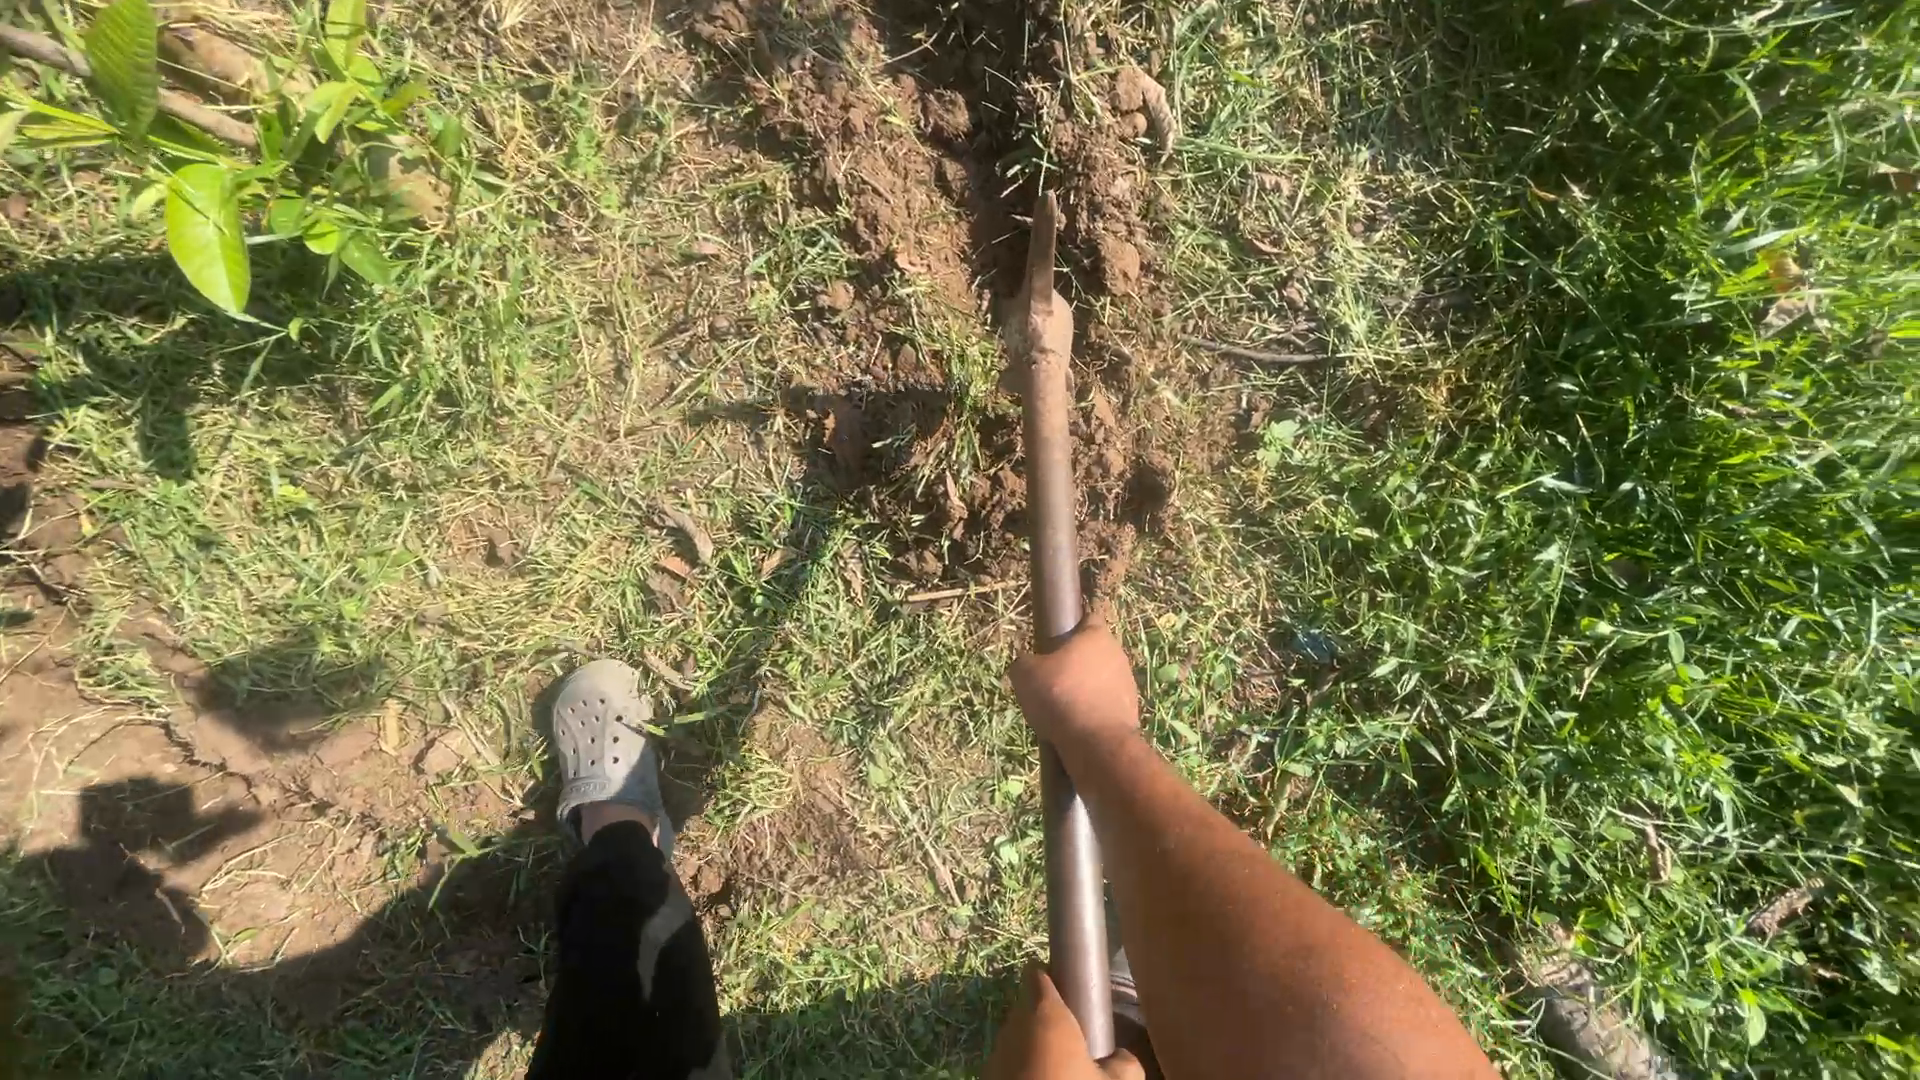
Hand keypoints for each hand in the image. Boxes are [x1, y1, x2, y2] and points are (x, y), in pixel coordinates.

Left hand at [986, 967, 1142, 1079]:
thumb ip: (1124, 1064)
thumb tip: (1124, 1058)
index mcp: (1045, 1012)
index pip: (1036, 972)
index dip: (1051, 977)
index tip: (1069, 993)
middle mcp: (1015, 1023)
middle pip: (1028, 1006)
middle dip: (1046, 1019)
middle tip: (1072, 1043)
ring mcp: (996, 1051)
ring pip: (1017, 1036)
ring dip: (1033, 1047)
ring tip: (1058, 1070)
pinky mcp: (987, 1075)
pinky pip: (1008, 1063)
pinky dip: (1021, 1070)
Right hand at [1009, 619, 1139, 751]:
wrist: (1095, 744)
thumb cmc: (1060, 696)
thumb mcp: (1025, 674)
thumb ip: (1024, 662)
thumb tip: (1026, 664)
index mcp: (1096, 635)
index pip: (1087, 618)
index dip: (1070, 626)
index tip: (1053, 640)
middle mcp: (1117, 654)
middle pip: (1092, 651)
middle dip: (1073, 663)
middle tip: (1049, 679)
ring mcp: (1127, 683)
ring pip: (1099, 680)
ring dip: (1082, 690)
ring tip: (1058, 709)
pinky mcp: (1130, 711)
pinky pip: (1103, 705)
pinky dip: (1090, 712)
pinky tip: (1072, 726)